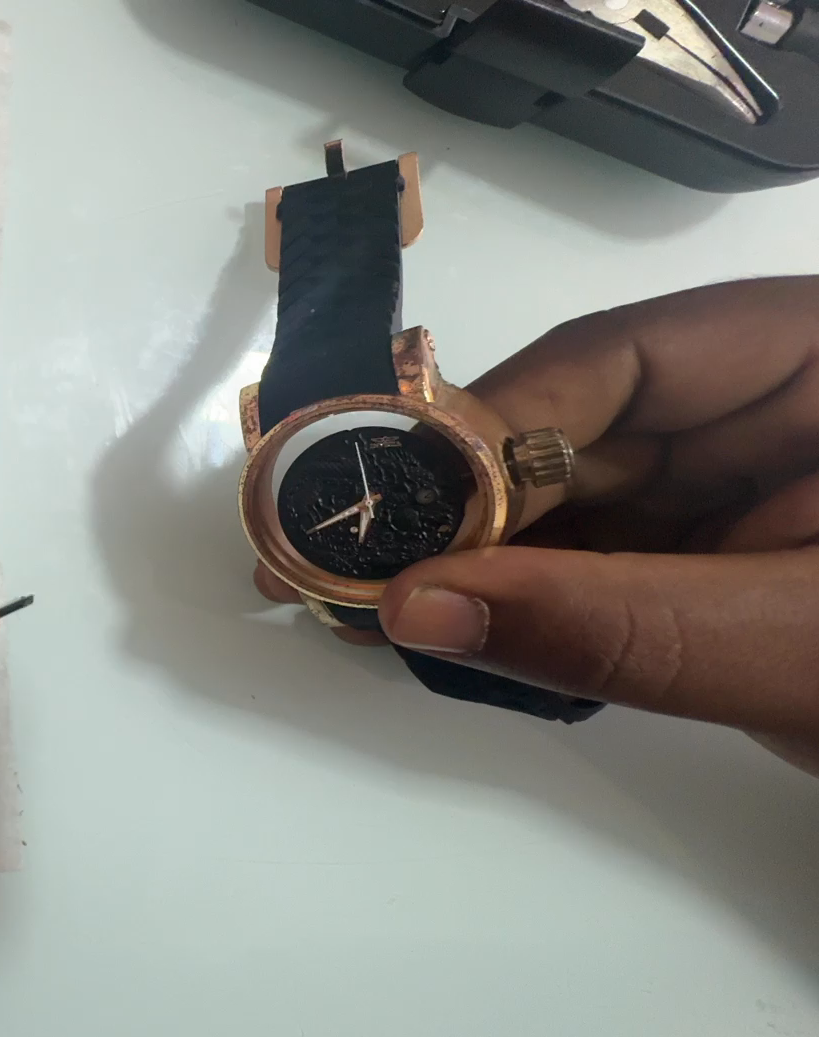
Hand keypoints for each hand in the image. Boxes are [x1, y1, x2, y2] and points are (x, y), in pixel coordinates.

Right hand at [256, 278, 818, 758]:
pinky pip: (558, 560)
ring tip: (351, 602)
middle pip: (555, 437)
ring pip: (541, 505)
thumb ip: (616, 622)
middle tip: (332, 565)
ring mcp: (712, 487)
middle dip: (445, 511)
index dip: (483, 428)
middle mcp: (756, 408)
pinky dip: (492, 598)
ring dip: (451, 562)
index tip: (384, 507)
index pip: (618, 361)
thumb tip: (412, 608)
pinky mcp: (678, 554)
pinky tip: (420, 620)